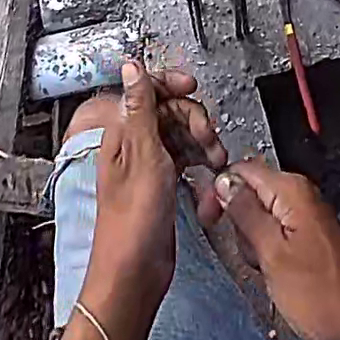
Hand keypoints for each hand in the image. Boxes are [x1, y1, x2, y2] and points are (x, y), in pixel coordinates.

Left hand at [71, 61, 200, 339]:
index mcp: (124, 129)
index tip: (192, 86)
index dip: (171, 83)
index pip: (148, 89)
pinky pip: (186, 157)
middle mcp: (135, 142)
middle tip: (208, 137)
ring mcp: (150, 162)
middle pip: (170, 109)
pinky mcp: (163, 181)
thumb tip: (131, 66)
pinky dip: (200, 160)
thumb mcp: (142, 152)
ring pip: (181, 133)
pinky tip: (209, 171)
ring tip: (215, 158)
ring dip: (202, 140)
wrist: (135, 273)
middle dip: (194, 118)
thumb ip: (140, 106)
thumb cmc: (132, 219)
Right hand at [210, 162, 339, 339]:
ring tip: (268, 268)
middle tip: (249, 252)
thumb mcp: (272, 253)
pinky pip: (277, 233)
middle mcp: (300, 194)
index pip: (241, 169)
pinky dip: (270, 252)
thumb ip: (244, 213)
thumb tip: (224, 182)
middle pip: (251, 192)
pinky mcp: (310, 235)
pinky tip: (278, 272)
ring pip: (262, 216)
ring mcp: (307, 214)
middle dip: (240, 222)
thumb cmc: (326, 295)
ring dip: (255, 242)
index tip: (208, 214)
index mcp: (290, 189)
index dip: (220, 190)